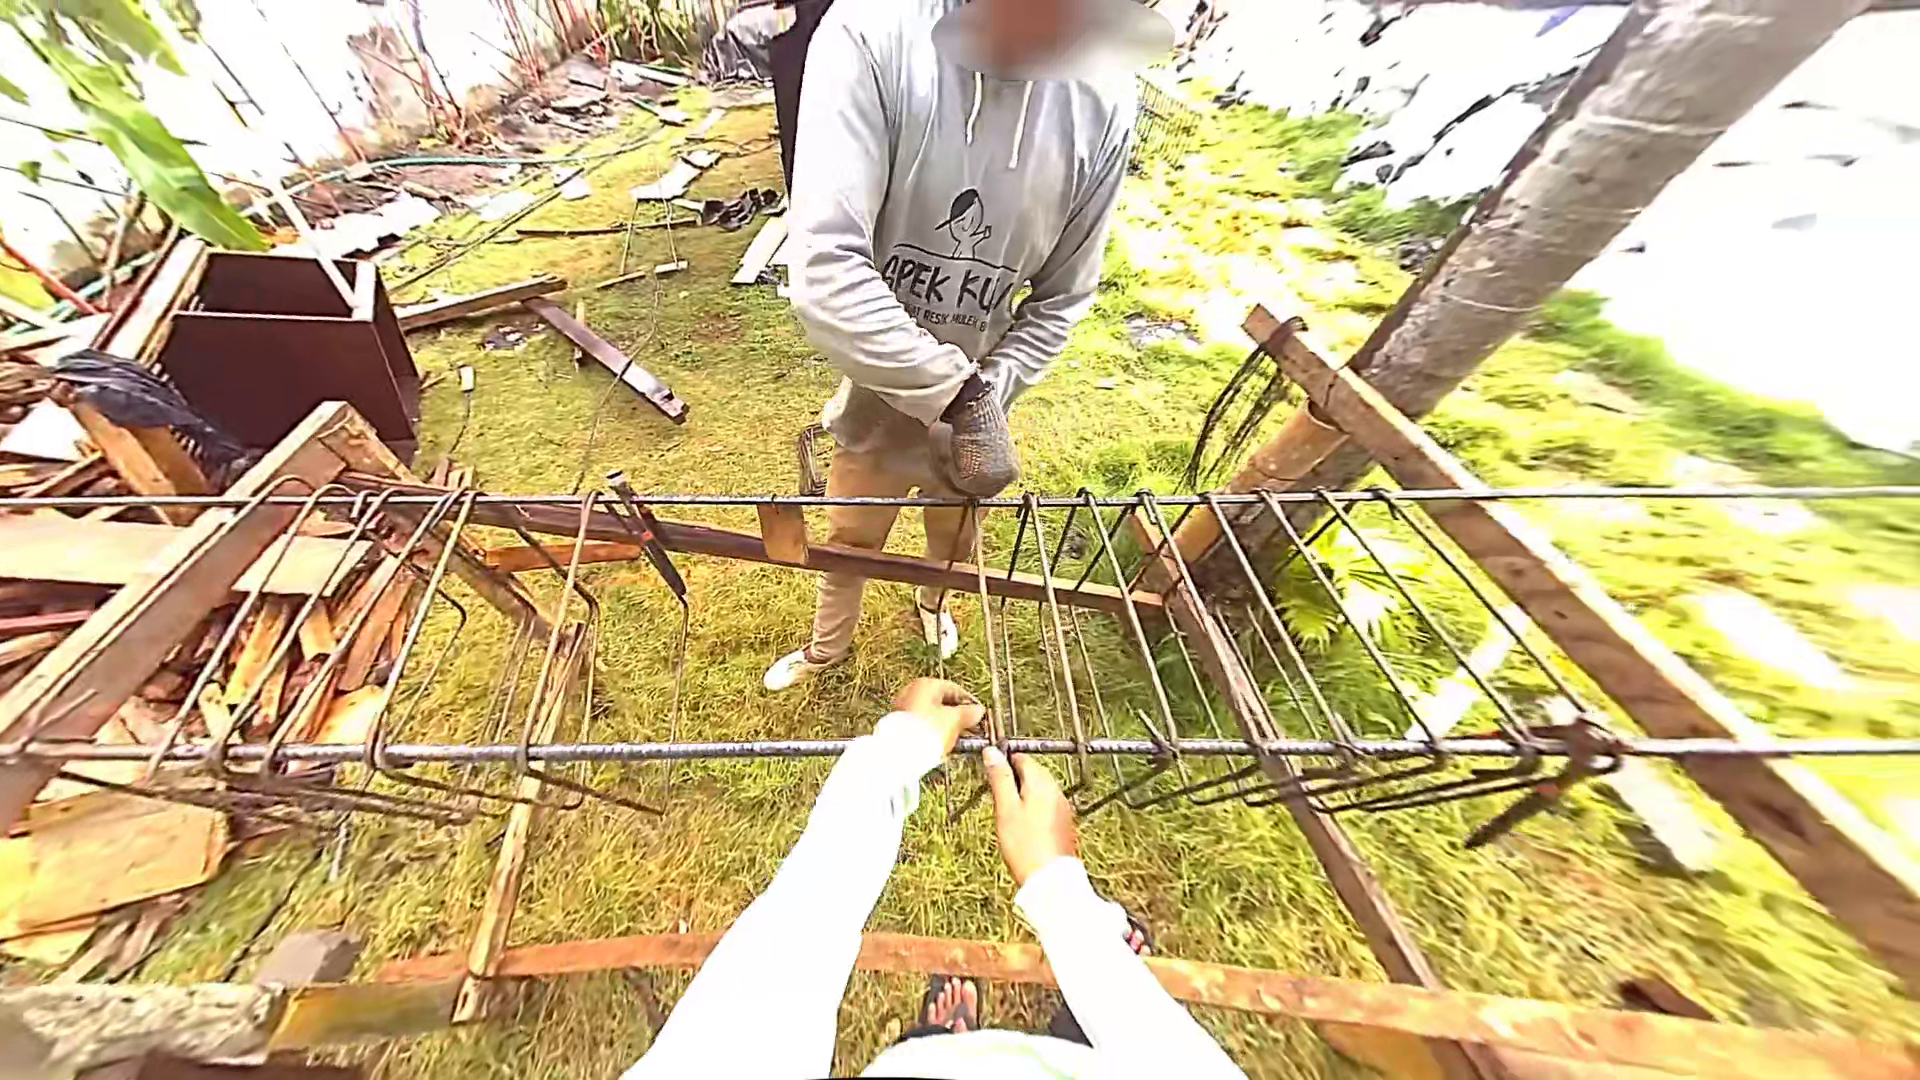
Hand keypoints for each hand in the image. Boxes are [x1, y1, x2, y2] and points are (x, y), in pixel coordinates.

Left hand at [891, 677, 983, 755]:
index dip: (969, 703)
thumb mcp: (954, 721)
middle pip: (941, 702)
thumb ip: (968, 713)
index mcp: (926, 684)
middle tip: (970, 728)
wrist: (899, 753)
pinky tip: (941, 744)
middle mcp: (912, 692)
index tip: (978, 714)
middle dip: (957, 716)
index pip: (954, 689)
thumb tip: (978, 711)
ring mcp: (904, 708)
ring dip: (946, 726)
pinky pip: (922, 725)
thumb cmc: (927, 731)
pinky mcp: (899, 725)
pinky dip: (933, 732)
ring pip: (932, 715)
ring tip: (957, 739)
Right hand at [982, 747, 1077, 885]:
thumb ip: (1000, 778)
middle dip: (1013, 782)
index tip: (991, 777)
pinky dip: (1033, 811)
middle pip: (1031, 773)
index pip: (1021, 758)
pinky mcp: (1064, 823)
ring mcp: (1062, 807)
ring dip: (1023, 797)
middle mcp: (1056, 789)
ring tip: (1009, 818)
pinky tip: (1024, 829)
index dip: (1004, 764)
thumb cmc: (1025, 845)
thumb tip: (992, 752)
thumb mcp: (1006, 808)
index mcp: (1041, 781)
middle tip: (998, 802)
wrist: (1050, 882)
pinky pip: (1045, 807)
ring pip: (1038, 791)